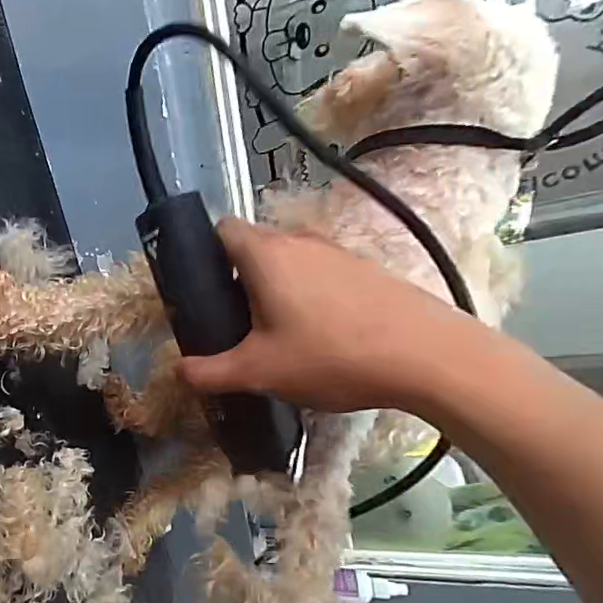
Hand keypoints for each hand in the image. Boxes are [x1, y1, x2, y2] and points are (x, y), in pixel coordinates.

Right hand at [178, 219, 491, 413]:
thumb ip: (211, 372)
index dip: (204, 256)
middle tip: (235, 326)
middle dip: (238, 281)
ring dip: (275, 290)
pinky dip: (309, 296)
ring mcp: (337, 252)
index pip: (221, 229)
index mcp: (266, 254)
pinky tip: (321, 337)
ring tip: (278, 336)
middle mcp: (299, 241)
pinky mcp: (364, 269)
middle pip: (254, 248)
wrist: (424, 354)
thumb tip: (179, 372)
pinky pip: (320, 274)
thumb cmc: (330, 355)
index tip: (204, 294)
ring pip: (289, 262)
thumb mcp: (260, 371)